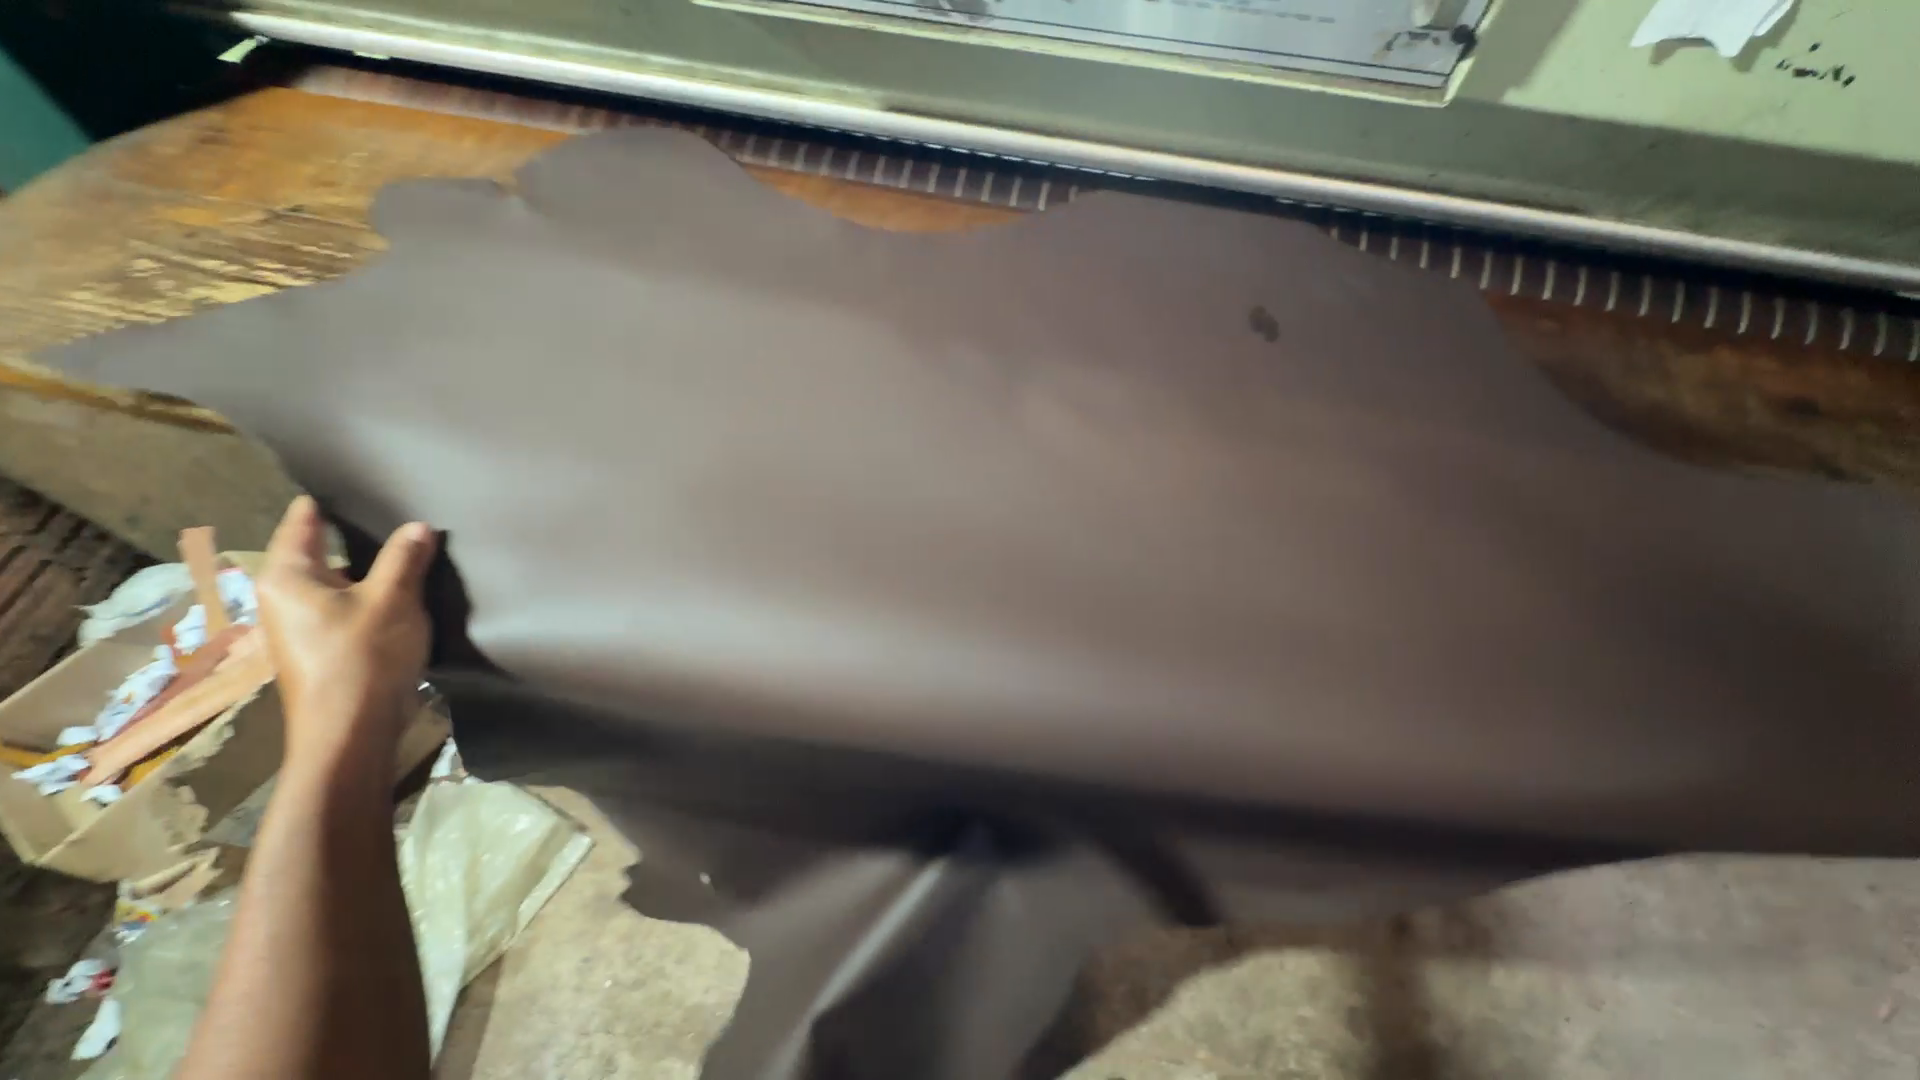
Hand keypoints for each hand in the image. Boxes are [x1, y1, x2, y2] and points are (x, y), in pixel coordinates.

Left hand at [256, 496, 435, 769]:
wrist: (350, 731)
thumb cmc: (363, 656)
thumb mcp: (393, 599)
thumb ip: (405, 558)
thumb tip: (418, 526)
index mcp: (287, 577)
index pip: (302, 524)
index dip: (325, 504)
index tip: (349, 484)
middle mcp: (282, 599)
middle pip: (322, 556)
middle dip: (359, 543)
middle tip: (397, 521)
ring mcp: (299, 629)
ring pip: (338, 588)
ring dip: (369, 577)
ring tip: (411, 560)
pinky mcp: (321, 653)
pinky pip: (345, 613)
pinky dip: (370, 603)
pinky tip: (403, 603)